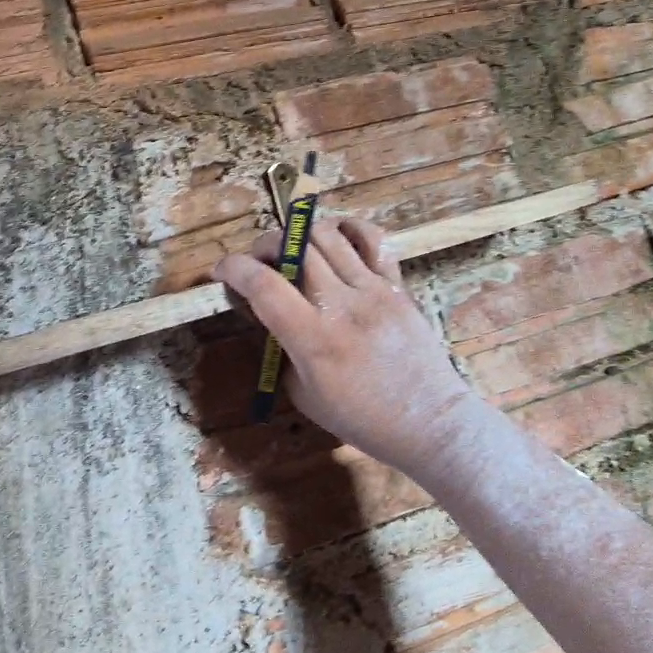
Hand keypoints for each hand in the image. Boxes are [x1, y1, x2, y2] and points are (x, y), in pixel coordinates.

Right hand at [212, 218, 478, 469]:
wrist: (430, 423)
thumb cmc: (362, 419)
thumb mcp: (303, 393)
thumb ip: (281, 347)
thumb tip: (266, 312)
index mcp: (314, 339)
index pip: (263, 285)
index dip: (233, 268)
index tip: (221, 271)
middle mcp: (342, 305)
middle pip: (293, 246)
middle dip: (263, 246)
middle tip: (258, 262)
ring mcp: (373, 290)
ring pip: (326, 234)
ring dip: (298, 235)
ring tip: (293, 251)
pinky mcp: (396, 286)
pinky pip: (372, 239)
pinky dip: (346, 229)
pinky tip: (333, 240)